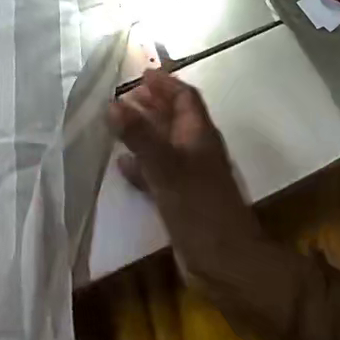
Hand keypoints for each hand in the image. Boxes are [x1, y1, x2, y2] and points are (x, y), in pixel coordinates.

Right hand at [109, 71, 280, 315]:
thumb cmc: (200, 208)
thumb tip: (112, 103)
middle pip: (174, 118)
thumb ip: (139, 135)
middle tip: (124, 95)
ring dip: (144, 132)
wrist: (226, 265)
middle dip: (152, 104)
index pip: (185, 98)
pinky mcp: (180, 200)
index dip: (165, 84)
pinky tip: (122, 165)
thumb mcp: (166, 167)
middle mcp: (196, 151)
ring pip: (164, 144)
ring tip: (117, 123)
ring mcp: (189, 176)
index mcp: (199, 135)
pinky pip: (157, 172)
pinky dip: (140, 164)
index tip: (141, 74)